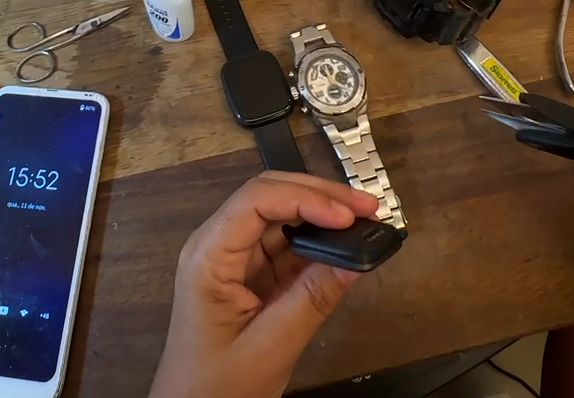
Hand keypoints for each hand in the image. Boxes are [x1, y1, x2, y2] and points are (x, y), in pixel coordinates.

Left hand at [147, 172, 380, 397]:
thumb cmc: (217, 387)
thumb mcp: (270, 346)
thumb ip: (312, 298)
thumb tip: (354, 258)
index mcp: (208, 254)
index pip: (256, 201)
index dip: (304, 198)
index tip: (346, 215)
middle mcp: (218, 243)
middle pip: (268, 196)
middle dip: (318, 195)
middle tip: (365, 206)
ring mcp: (233, 256)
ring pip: (279, 214)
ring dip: (320, 212)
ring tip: (361, 218)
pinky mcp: (248, 272)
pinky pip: (284, 243)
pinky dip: (316, 238)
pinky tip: (342, 242)